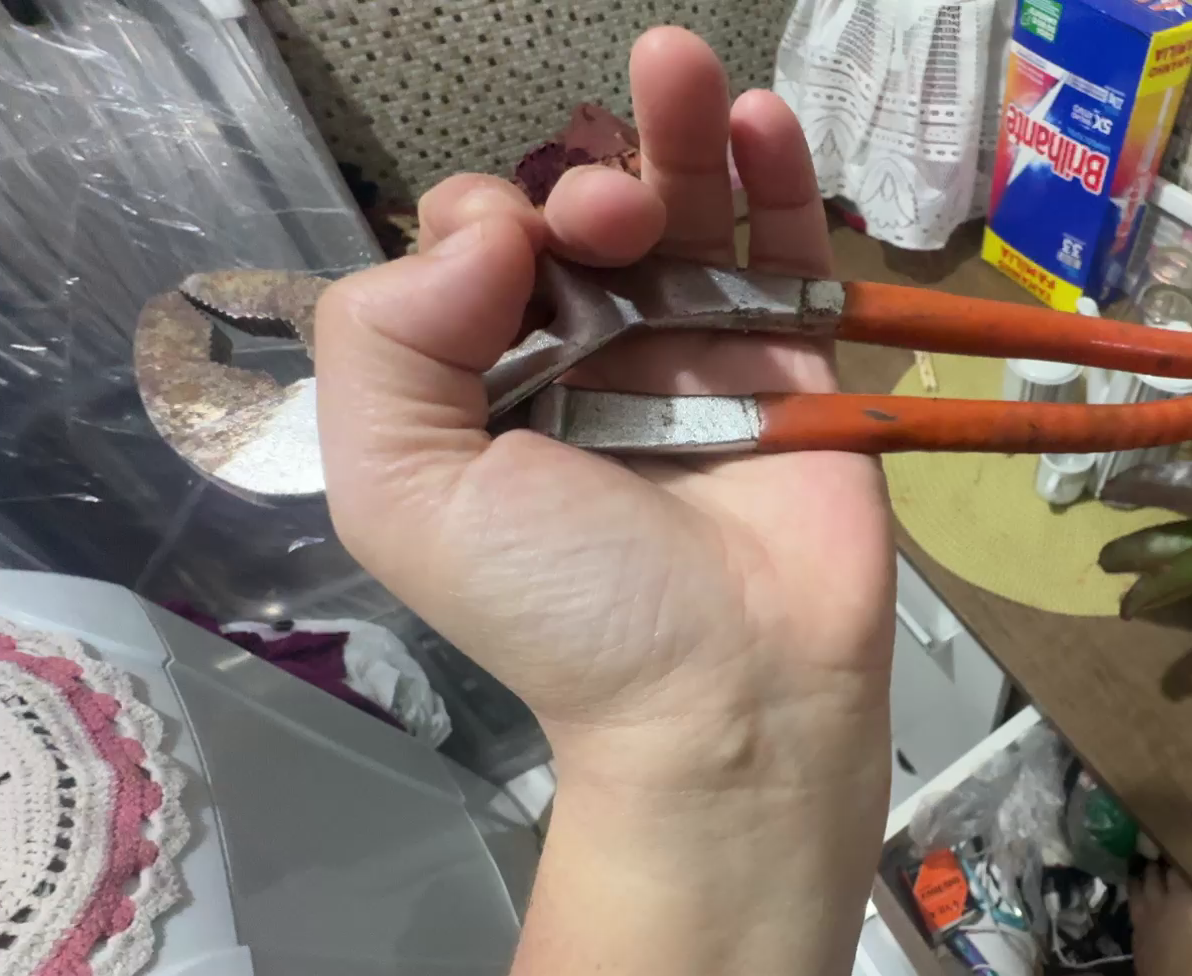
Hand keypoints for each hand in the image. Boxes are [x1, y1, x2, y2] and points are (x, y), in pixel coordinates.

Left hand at [312, 28, 892, 801]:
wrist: (734, 691)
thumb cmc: (574, 609)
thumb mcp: (409, 493)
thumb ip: (387, 345)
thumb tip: (487, 230)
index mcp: (508, 389)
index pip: (486, 258)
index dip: (489, 225)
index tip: (516, 260)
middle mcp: (611, 366)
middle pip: (600, 226)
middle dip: (597, 176)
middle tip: (612, 204)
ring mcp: (716, 365)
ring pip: (704, 224)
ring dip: (690, 137)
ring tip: (688, 69)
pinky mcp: (804, 376)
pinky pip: (793, 265)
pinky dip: (783, 188)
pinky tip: (765, 124)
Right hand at [1129, 865, 1191, 975]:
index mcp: (1142, 954)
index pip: (1138, 927)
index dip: (1139, 913)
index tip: (1140, 905)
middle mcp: (1147, 926)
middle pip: (1139, 897)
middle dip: (1139, 884)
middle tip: (1138, 869)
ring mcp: (1163, 907)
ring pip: (1154, 882)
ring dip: (1155, 871)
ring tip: (1155, 860)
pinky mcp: (1184, 895)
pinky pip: (1177, 875)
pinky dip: (1177, 868)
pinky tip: (1181, 858)